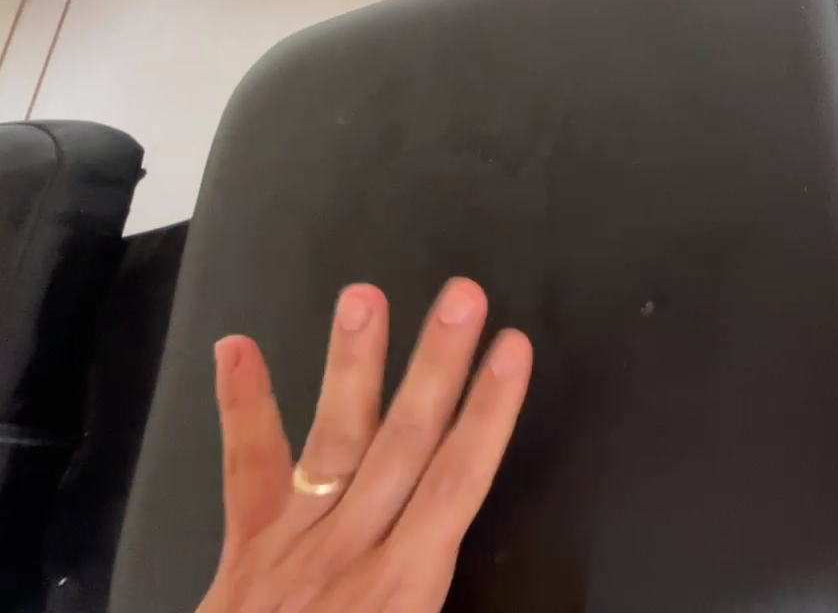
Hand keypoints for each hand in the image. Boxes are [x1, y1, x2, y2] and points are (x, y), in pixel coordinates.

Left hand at [196, 278, 531, 612]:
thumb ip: (444, 602)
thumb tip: (558, 610)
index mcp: (402, 584)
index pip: (459, 479)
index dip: (491, 410)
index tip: (514, 349)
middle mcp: (351, 549)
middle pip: (404, 442)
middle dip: (438, 363)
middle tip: (461, 297)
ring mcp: (293, 542)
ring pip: (333, 442)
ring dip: (352, 366)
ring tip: (364, 297)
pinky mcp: (246, 545)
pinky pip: (247, 472)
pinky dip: (243, 409)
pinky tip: (238, 349)